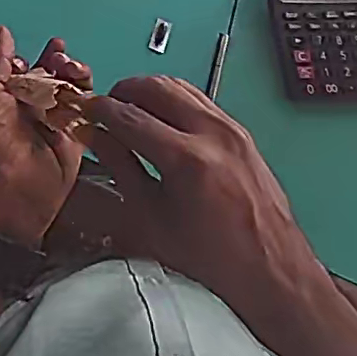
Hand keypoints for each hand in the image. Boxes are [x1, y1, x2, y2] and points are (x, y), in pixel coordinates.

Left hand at [0, 26, 88, 246]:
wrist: (15, 188)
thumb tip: (3, 32)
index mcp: (15, 93)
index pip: (35, 65)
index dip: (45, 55)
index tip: (53, 48)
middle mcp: (39, 104)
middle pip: (60, 73)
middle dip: (64, 61)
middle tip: (63, 61)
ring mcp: (60, 119)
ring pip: (77, 87)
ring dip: (79, 75)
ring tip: (74, 73)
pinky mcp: (80, 135)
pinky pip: (92, 111)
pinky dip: (94, 99)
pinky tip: (88, 94)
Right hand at [86, 76, 334, 337]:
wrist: (271, 270)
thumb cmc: (209, 259)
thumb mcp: (152, 219)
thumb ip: (122, 168)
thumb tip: (96, 136)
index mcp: (187, 159)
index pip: (131, 117)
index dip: (101, 110)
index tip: (85, 110)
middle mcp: (211, 132)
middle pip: (156, 87)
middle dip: (124, 90)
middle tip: (106, 107)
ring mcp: (230, 127)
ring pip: (179, 86)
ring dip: (148, 90)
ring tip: (129, 110)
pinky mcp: (240, 130)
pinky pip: (199, 98)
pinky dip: (173, 98)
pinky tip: (160, 118)